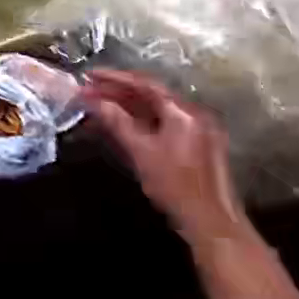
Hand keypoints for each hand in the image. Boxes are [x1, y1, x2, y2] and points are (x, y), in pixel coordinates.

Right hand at [81, 68, 244, 244]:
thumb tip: (95, 102)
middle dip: (117, 93)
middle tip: (88, 92)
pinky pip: (161, 125)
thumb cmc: (175, 186)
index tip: (90, 75)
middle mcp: (192, 113)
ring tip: (96, 108)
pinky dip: (139, 123)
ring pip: (154, 111)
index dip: (115, 78)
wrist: (210, 223)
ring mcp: (195, 129)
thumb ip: (118, 123)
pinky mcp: (193, 145)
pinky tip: (118, 127)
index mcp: (183, 111)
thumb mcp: (142, 153)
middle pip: (149, 95)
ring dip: (125, 108)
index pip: (145, 84)